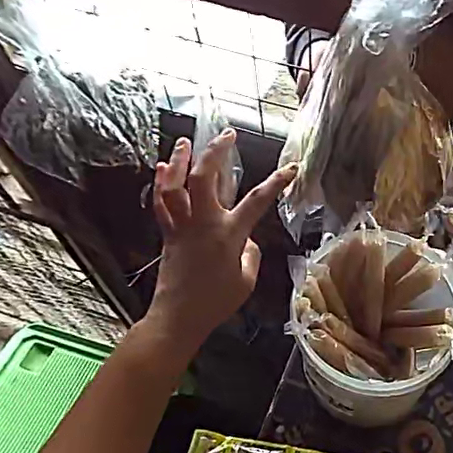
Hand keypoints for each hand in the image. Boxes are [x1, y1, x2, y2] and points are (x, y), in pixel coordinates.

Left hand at [148, 131, 295, 343]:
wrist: (178, 317)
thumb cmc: (216, 302)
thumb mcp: (246, 281)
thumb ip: (251, 255)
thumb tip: (246, 241)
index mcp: (229, 234)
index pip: (256, 201)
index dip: (276, 182)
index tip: (291, 168)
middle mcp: (204, 223)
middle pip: (205, 178)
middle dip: (216, 152)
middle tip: (227, 135)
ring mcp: (182, 226)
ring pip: (176, 185)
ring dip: (180, 160)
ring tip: (184, 141)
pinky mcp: (167, 233)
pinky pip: (162, 203)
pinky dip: (161, 183)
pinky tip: (162, 168)